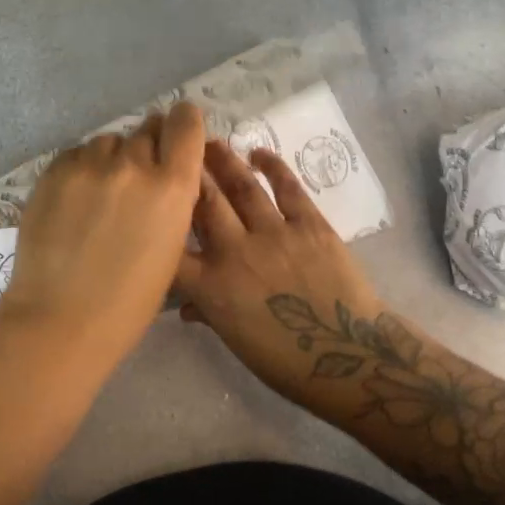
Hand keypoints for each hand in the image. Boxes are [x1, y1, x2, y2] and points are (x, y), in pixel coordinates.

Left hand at [0, 104, 207, 369]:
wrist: (61, 318)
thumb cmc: (128, 302)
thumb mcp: (171, 248)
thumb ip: (172, 201)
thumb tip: (165, 175)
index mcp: (172, 187)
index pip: (186, 123)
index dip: (184, 122)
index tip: (178, 130)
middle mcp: (134, 164)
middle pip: (147, 129)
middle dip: (148, 146)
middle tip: (137, 177)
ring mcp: (90, 164)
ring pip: (109, 142)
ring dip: (112, 159)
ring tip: (100, 194)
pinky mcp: (55, 170)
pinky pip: (77, 154)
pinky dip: (82, 169)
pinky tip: (75, 201)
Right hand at [174, 143, 390, 421]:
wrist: (352, 357)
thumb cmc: (287, 361)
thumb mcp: (235, 341)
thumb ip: (208, 312)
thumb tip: (188, 305)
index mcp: (211, 287)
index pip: (170, 249)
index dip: (158, 220)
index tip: (151, 200)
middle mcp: (235, 252)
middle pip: (203, 203)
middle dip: (188, 174)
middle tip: (178, 154)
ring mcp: (274, 234)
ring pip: (241, 187)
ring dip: (223, 161)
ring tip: (210, 143)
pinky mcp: (309, 224)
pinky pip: (287, 187)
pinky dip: (272, 166)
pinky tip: (259, 153)